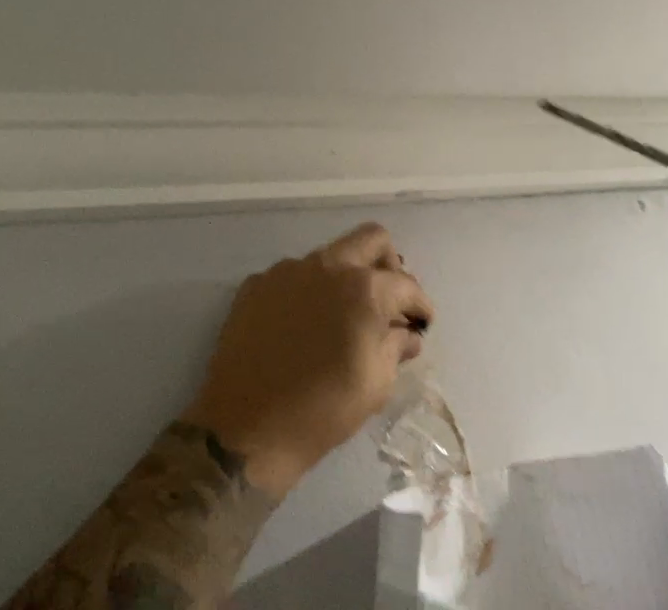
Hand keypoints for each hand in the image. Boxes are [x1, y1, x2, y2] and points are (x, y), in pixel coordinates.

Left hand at [183, 222, 434, 497]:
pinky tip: (305, 326)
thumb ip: (395, 347)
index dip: (420, 306)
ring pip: (328, 256)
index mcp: (363, 288)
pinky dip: (308, 292)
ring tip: (343, 318)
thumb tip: (405, 333)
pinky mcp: (255, 286)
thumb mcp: (375, 384)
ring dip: (345, 277)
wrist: (246, 428)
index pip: (406, 284)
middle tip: (389, 301)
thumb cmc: (322, 410)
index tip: (421, 324)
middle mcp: (325, 266)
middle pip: (370, 239)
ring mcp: (285, 272)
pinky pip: (293, 276)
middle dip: (389, 265)